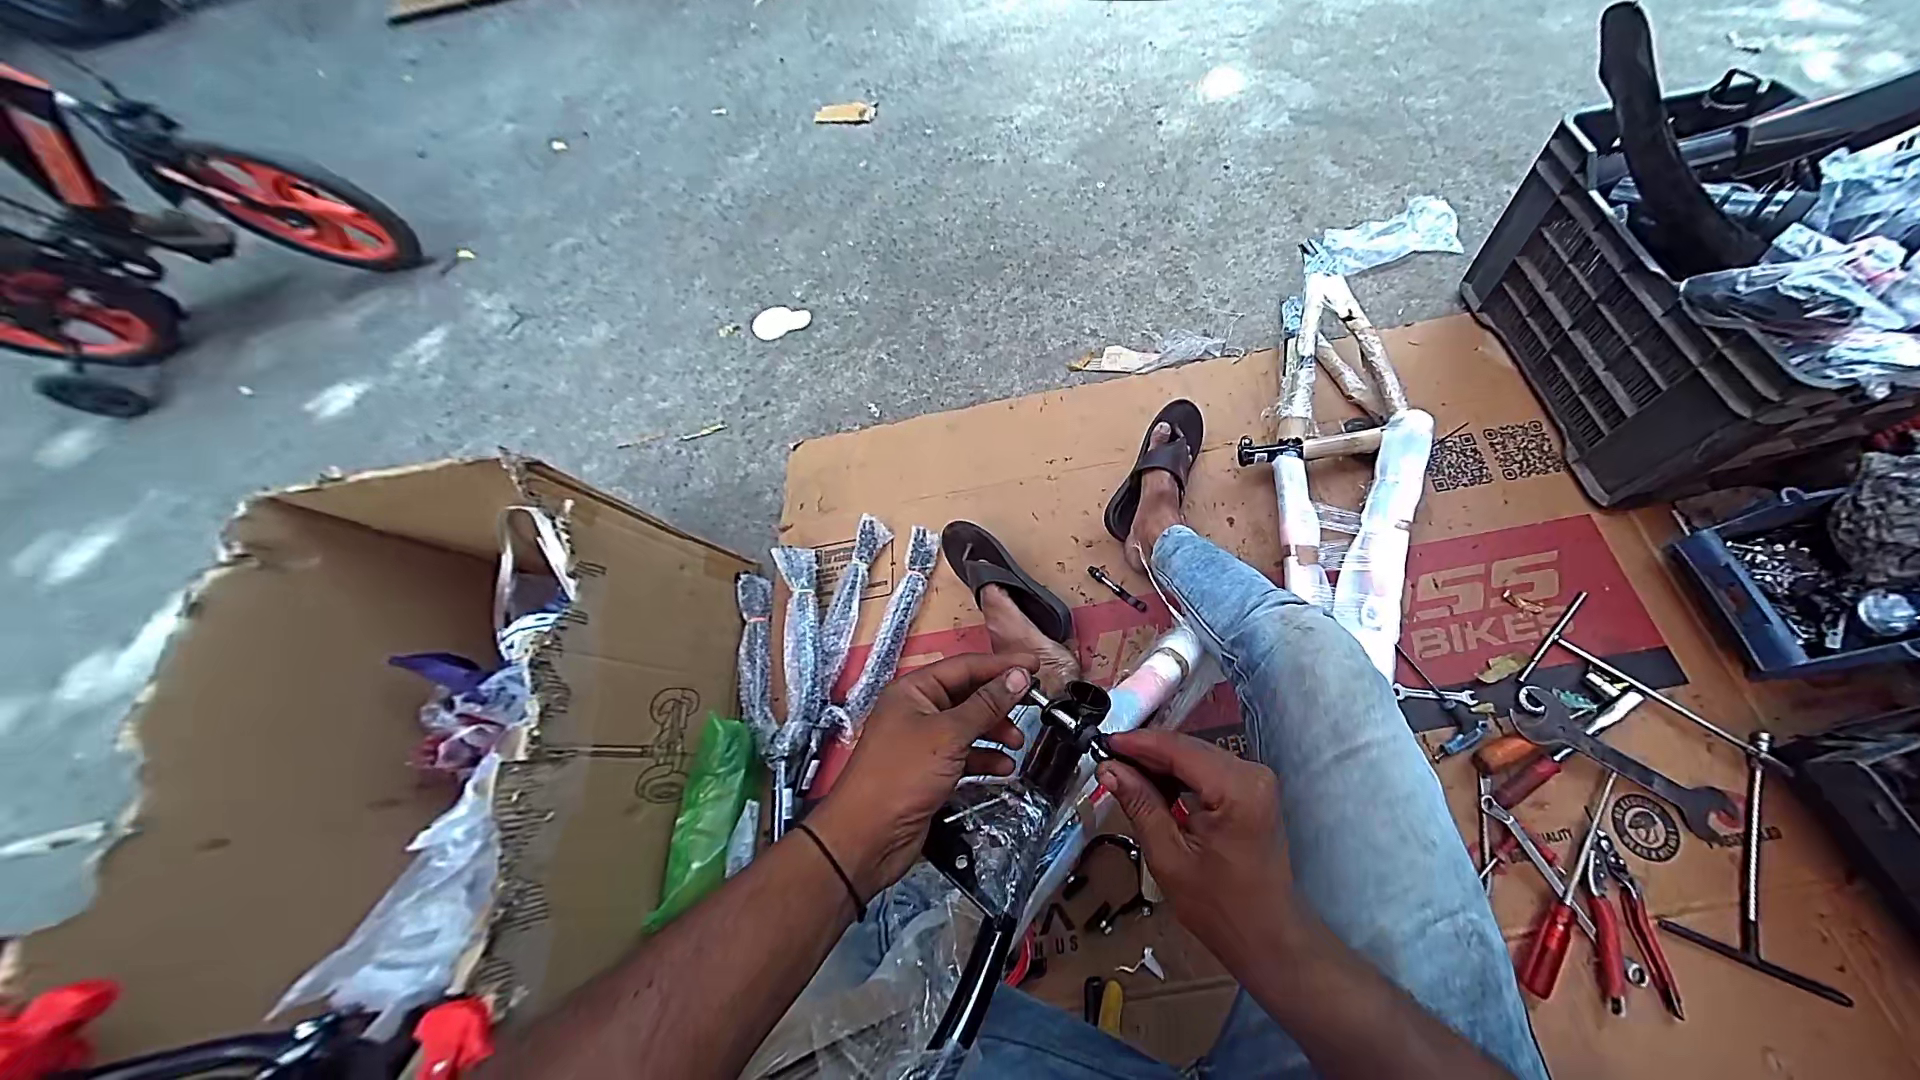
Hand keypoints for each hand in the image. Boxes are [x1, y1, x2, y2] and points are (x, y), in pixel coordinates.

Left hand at [808, 652, 1036, 901]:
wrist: (868, 837)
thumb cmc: (900, 775)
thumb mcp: (948, 734)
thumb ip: (986, 705)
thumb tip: (1017, 677)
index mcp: (914, 690)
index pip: (964, 666)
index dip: (1000, 665)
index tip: (1032, 665)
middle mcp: (918, 710)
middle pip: (968, 695)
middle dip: (1000, 701)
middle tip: (1032, 704)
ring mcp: (924, 741)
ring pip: (969, 726)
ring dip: (995, 732)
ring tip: (1017, 743)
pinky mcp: (931, 770)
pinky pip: (965, 754)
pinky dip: (985, 758)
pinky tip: (1003, 767)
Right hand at [1096, 729, 1298, 959]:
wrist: (1270, 938)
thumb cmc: (1221, 908)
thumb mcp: (1168, 857)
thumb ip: (1139, 804)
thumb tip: (1109, 769)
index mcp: (1237, 790)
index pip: (1178, 749)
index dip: (1137, 743)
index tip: (1104, 743)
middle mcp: (1252, 774)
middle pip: (1187, 747)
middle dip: (1145, 752)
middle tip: (1108, 760)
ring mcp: (1255, 779)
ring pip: (1194, 754)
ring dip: (1159, 762)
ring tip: (1124, 772)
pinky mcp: (1252, 788)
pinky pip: (1206, 767)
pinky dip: (1177, 773)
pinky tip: (1153, 783)